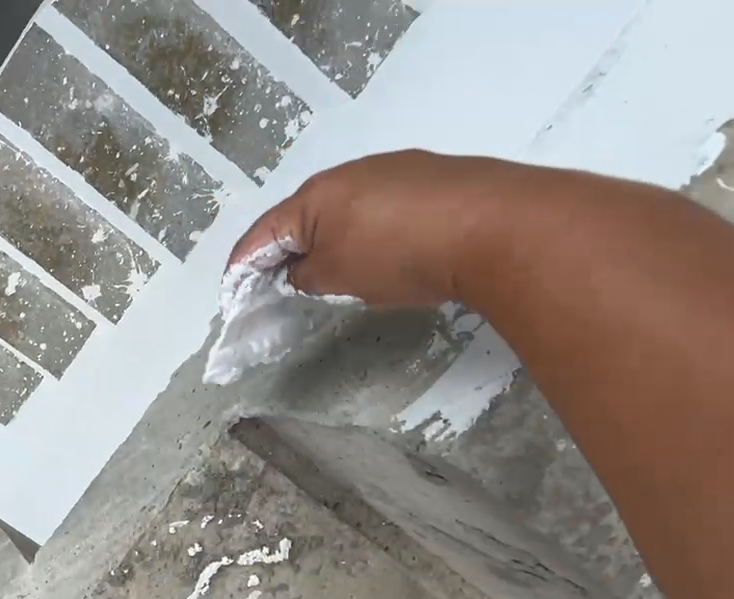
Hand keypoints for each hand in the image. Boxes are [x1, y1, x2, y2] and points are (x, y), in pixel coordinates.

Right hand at [227, 150, 534, 306]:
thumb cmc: (399, 255)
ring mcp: (394, 169)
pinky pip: (378, 206)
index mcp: (314, 197)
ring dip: (326, 240)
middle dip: (284, 250)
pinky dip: (364, 231)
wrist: (501, 228)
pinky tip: (378, 254)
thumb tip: (301, 271)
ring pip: (341, 210)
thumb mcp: (334, 278)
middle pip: (300, 217)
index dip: (241, 266)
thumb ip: (304, 276)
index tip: (232, 293)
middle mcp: (349, 173)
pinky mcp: (431, 176)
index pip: (260, 234)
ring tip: (328, 272)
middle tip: (277, 284)